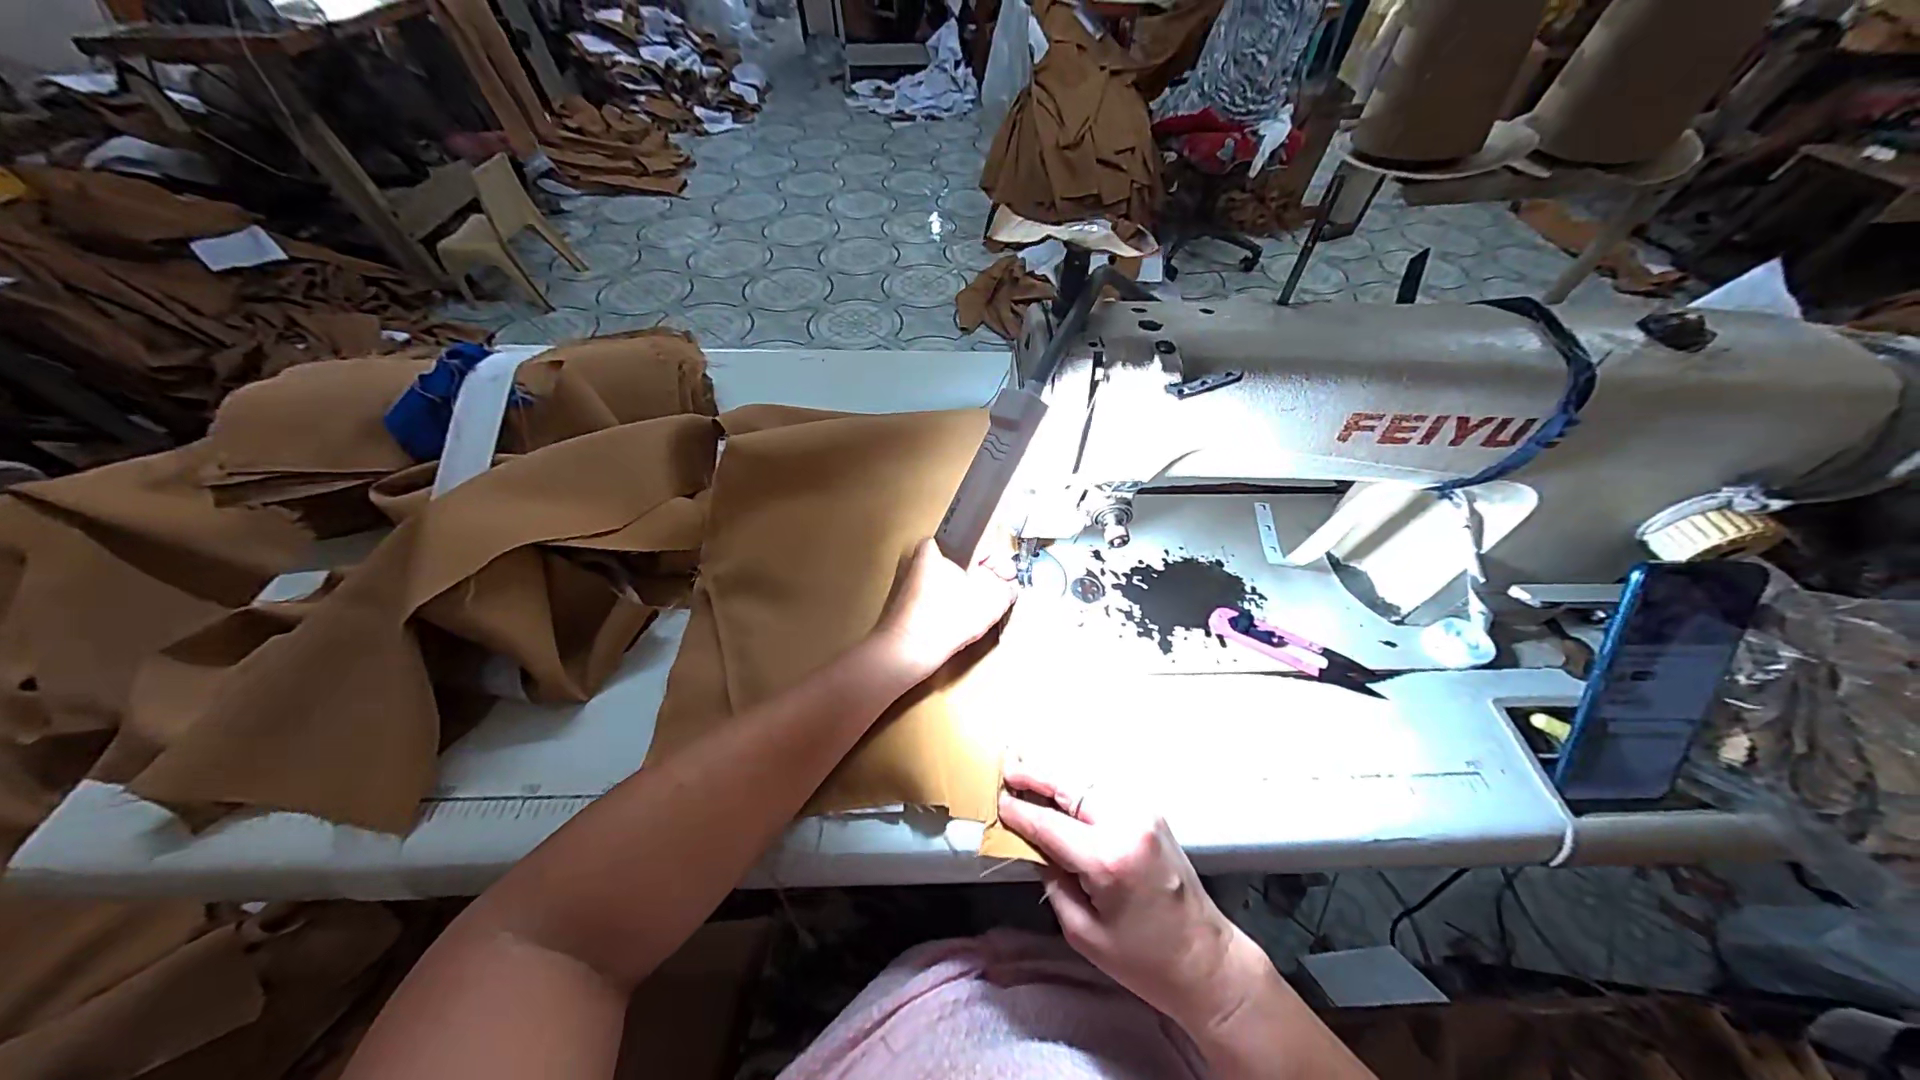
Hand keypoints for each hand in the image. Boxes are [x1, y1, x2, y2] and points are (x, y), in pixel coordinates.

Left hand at [870, 538, 1015, 680]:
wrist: (904, 653)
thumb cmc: (941, 622)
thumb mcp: (991, 602)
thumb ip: (1007, 589)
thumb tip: (1008, 588)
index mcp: (935, 545)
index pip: (977, 547)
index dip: (998, 564)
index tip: (1008, 578)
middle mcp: (916, 557)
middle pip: (961, 564)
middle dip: (981, 580)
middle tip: (995, 595)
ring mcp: (906, 579)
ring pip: (947, 582)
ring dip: (964, 594)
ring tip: (976, 612)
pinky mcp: (902, 602)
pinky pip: (933, 598)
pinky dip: (947, 606)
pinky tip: (956, 622)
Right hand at [996, 757, 1263, 1034]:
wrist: (1206, 960)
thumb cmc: (1143, 959)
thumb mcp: (1082, 930)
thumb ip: (1052, 879)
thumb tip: (1030, 844)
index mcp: (1108, 858)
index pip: (1048, 822)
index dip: (1018, 811)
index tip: (997, 802)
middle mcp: (1127, 824)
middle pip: (1070, 785)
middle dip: (1035, 775)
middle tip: (1007, 770)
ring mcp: (1144, 813)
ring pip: (1088, 779)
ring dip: (1057, 775)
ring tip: (1027, 773)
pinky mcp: (1152, 813)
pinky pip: (1106, 788)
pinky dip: (1079, 785)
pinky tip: (1061, 789)